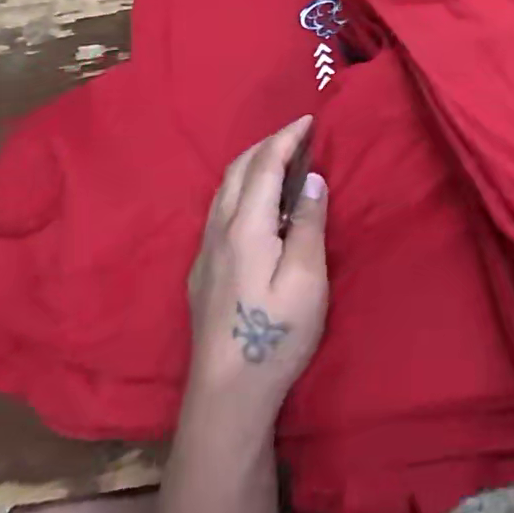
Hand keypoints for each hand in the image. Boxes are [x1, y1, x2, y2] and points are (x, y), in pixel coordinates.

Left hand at [185, 116, 328, 407]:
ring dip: (251, 165)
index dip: (286, 138)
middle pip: (237, 170)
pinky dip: (242, 189)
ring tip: (280, 162)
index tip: (308, 119)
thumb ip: (307, 224)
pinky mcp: (203, 270)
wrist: (226, 393)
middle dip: (266, 144)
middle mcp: (218, 229)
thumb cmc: (275, 336)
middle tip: (297, 136)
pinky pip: (221, 209)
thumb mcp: (306, 281)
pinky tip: (258, 206)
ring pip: (224, 189)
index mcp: (244, 226)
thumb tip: (311, 179)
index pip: (264, 165)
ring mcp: (205, 250)